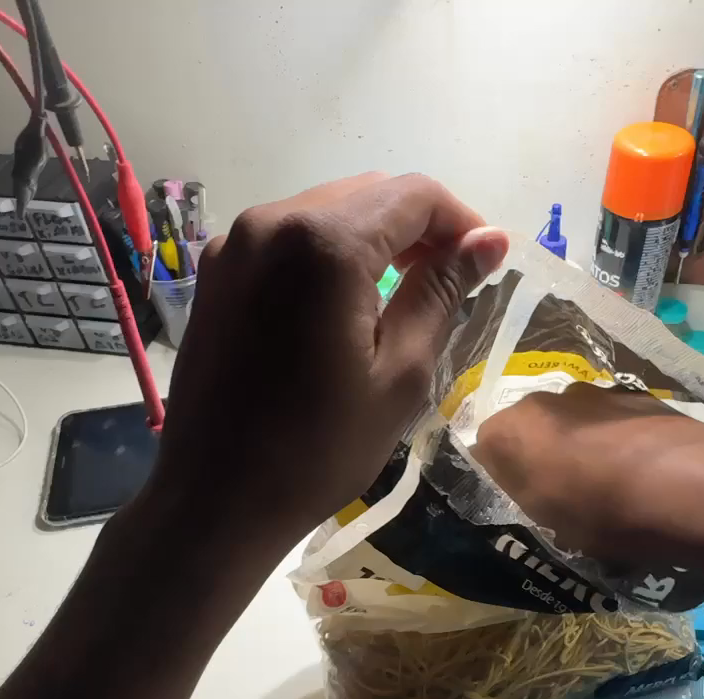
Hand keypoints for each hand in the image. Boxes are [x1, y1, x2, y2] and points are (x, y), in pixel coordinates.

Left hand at [146, 172, 507, 548]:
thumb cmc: (319, 450)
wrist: (217, 499)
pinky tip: (343, 308)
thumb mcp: (400, 375)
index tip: (486, 265)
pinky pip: (287, 242)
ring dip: (372, 242)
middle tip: (449, 285)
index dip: (461, 222)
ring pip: (325, 214)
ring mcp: (234, 246)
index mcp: (324, 243)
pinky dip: (328, 258)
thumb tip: (488, 241)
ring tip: (400, 299)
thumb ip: (442, 294)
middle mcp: (271, 222)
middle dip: (418, 229)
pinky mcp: (215, 275)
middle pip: (367, 194)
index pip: (414, 195)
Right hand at [472, 383, 703, 568]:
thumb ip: (520, 496)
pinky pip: (616, 426)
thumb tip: (520, 486)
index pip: (486, 449)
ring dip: (583, 450)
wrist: (693, 488)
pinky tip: (644, 480)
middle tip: (563, 501)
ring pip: (577, 425)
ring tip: (611, 492)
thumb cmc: (603, 512)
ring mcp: (601, 393)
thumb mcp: (545, 523)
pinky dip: (621, 447)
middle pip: (534, 431)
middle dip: (543, 460)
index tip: (521, 506)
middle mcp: (551, 397)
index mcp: (514, 427)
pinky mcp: (644, 397)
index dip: (501, 479)